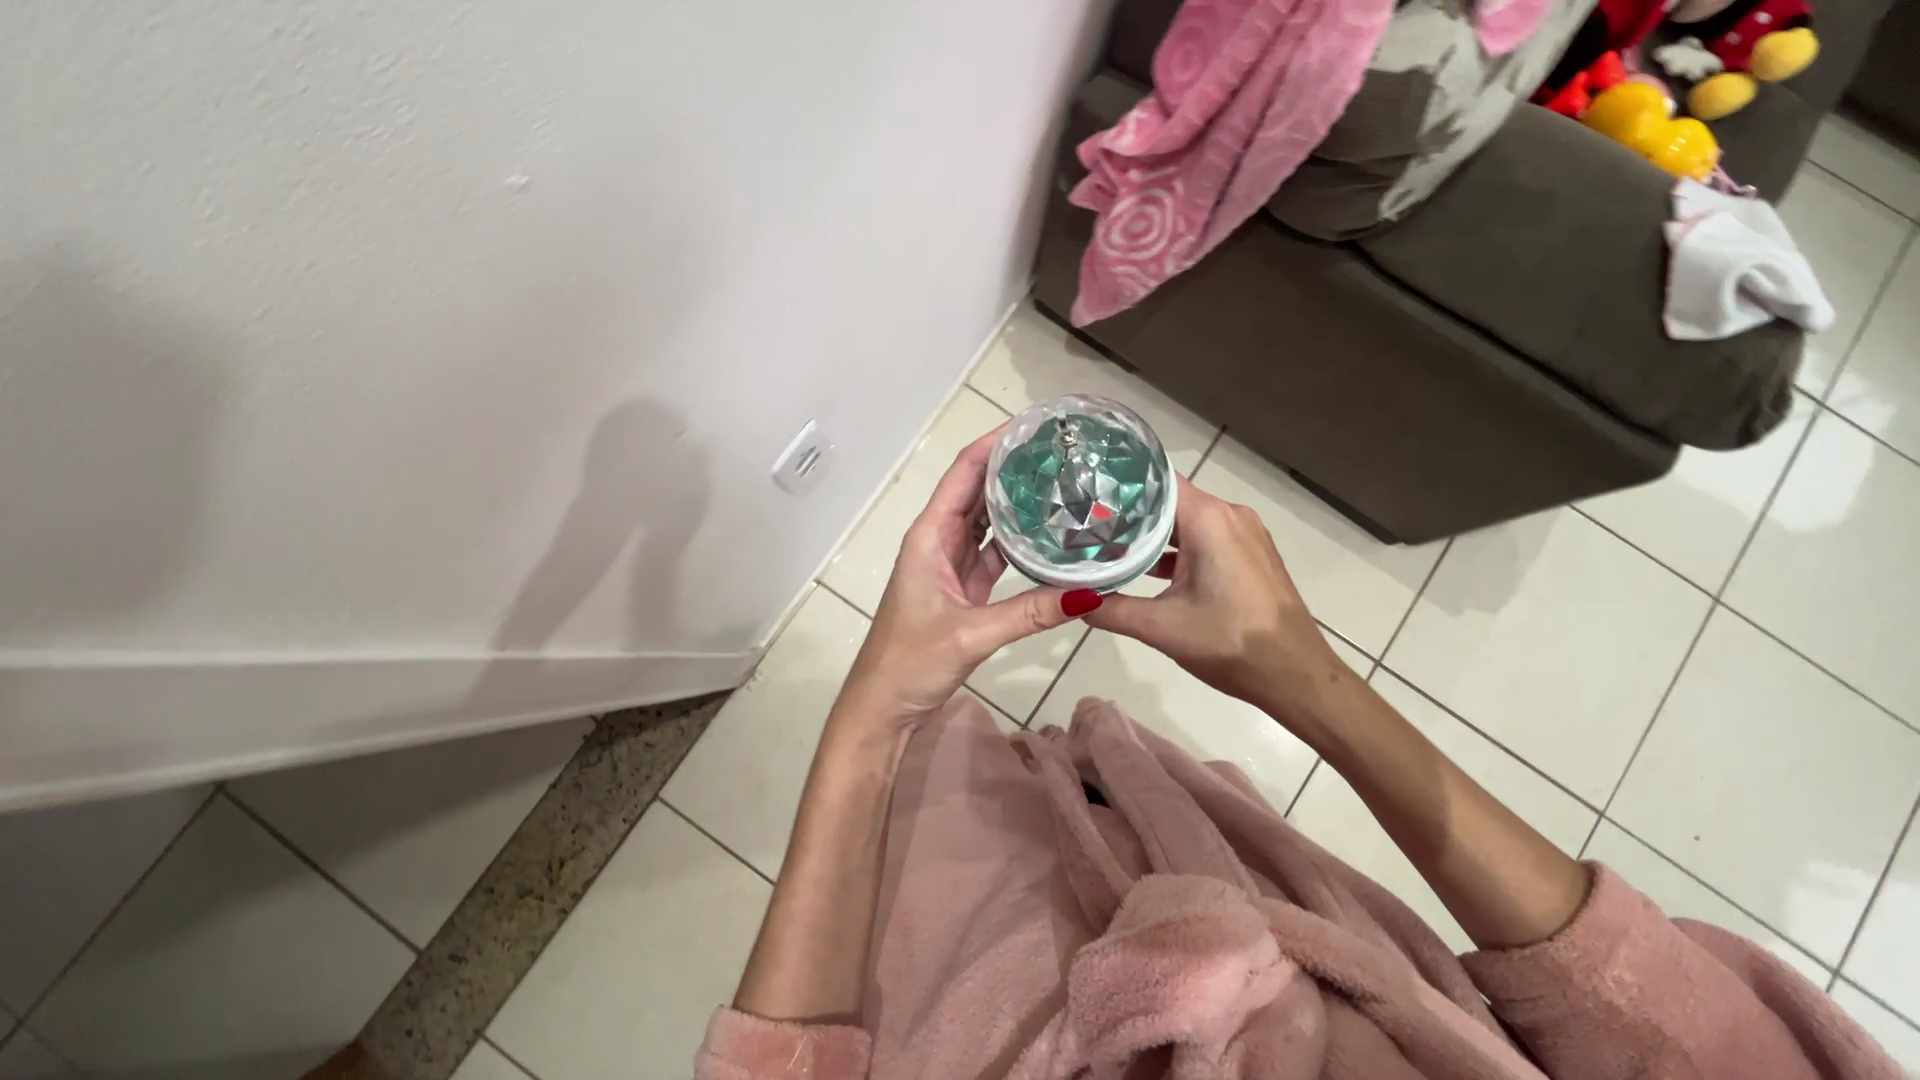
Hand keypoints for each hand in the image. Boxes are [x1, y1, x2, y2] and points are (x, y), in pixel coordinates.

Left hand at [836, 429, 1102, 731]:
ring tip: (1064, 483)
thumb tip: (1089, 593)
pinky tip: (1052, 537)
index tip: (1035, 425)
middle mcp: (939, 542)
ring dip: (1019, 504)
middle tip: (1063, 453)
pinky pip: (995, 555)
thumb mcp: (971, 634)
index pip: (963, 473)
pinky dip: (1020, 545)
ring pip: (989, 523)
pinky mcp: (963, 591)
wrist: (883, 707)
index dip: (994, 443)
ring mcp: (951, 566)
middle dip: (1014, 468)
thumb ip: (1029, 613)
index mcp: (930, 536)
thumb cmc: (910, 662)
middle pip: (978, 491)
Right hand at [1084, 478, 1349, 720]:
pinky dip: (1174, 550)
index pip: (1156, 481)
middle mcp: (1229, 515)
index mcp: (1210, 519)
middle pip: (1168, 500)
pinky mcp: (1249, 554)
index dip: (1117, 485)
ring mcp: (1243, 534)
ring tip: (1104, 545)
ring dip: (1150, 535)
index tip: (1083, 494)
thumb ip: (1111, 609)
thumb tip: (1070, 600)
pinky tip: (1143, 570)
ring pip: (1186, 521)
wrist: (1297, 676)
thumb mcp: (1162, 628)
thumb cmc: (1232, 644)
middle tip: (1082, 523)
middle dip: (1127, 512)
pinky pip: (1203, 538)